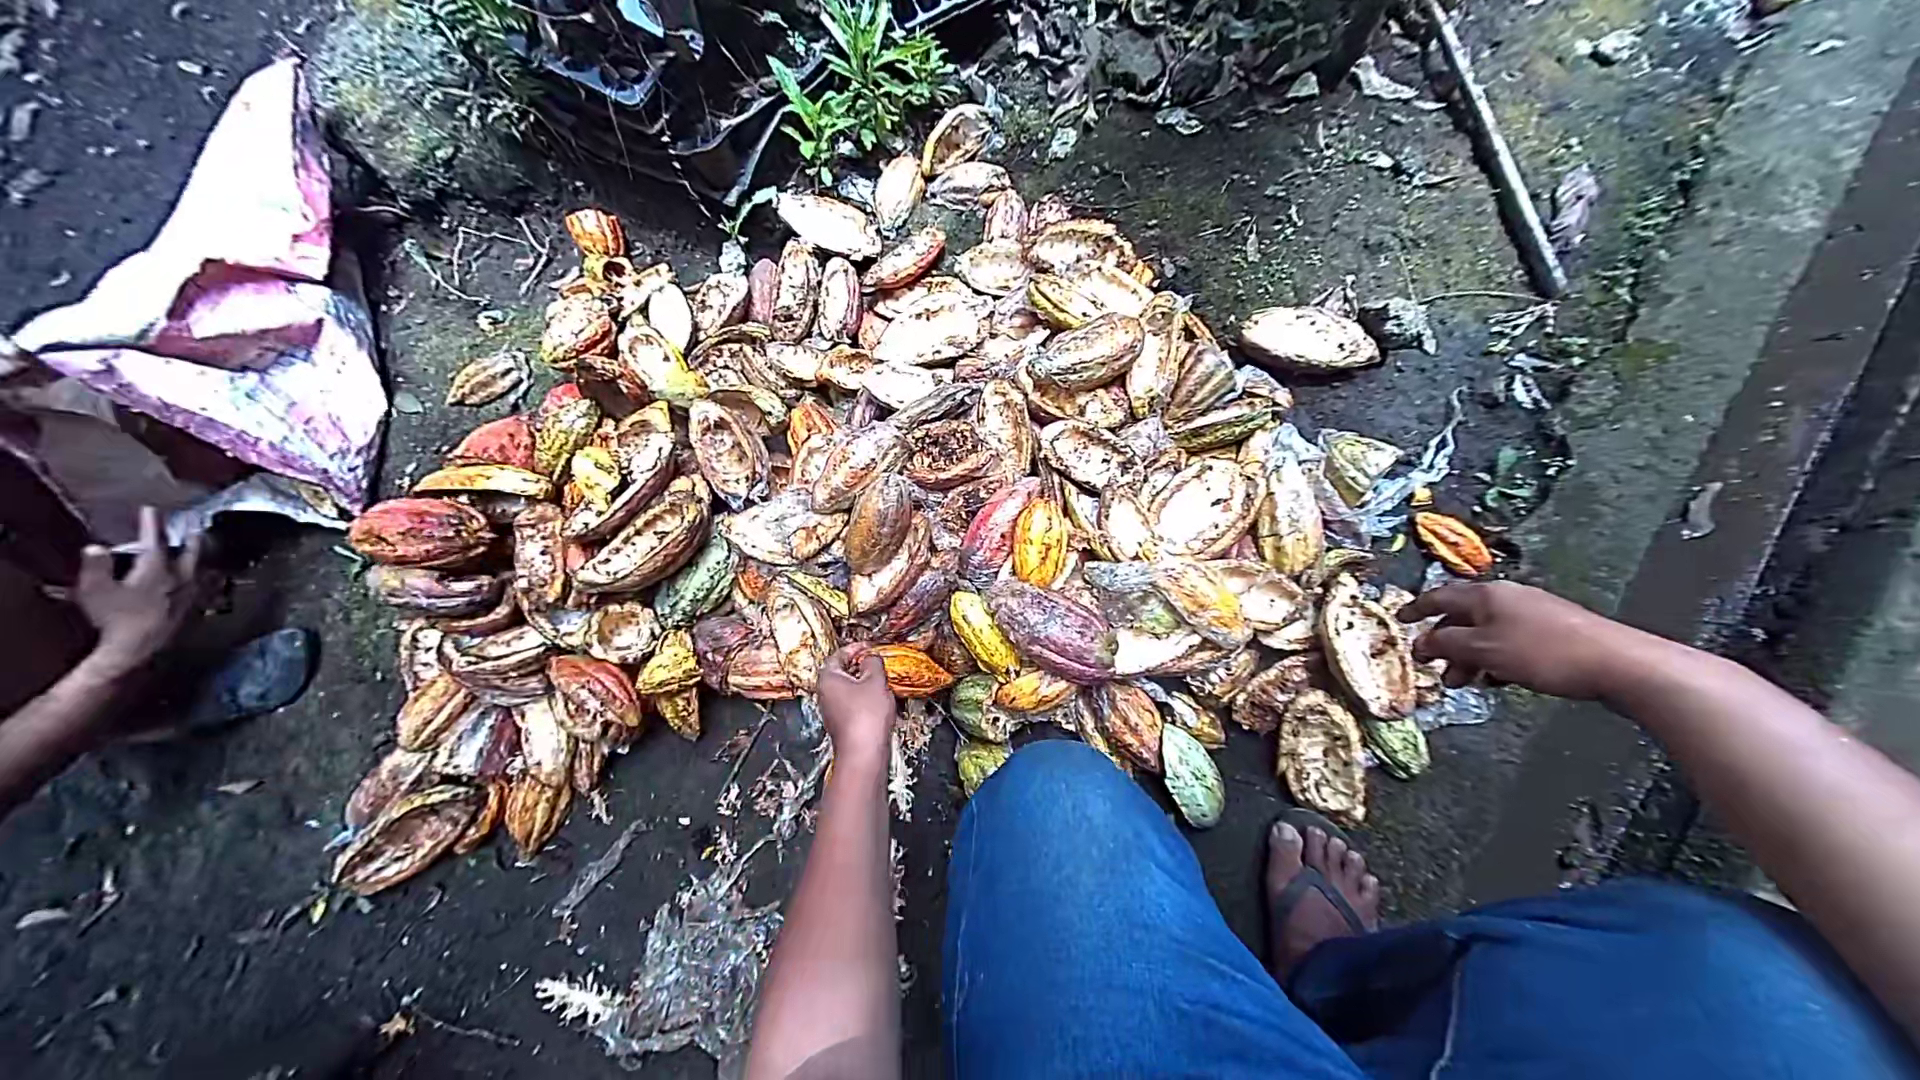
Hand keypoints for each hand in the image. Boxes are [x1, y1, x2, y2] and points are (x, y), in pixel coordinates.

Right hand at [74, 506, 201, 674]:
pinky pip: (198, 580)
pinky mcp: (190, 603)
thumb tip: (95, 546)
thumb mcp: (95, 590)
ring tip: (200, 541)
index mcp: (156, 571)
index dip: (151, 525)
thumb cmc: (114, 616)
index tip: (151, 510)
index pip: (154, 542)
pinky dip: (198, 570)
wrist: (138, 643)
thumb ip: (95, 567)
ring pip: (197, 565)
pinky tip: (200, 572)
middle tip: (193, 523)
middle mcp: (180, 578)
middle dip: (189, 536)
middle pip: (189, 552)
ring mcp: (188, 591)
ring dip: (197, 551)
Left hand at [817, 645, 895, 767]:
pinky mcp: (842, 723)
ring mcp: (832, 710)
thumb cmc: (866, 717)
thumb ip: (873, 662)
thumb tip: (871, 658)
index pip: (839, 655)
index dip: (856, 648)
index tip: (869, 647)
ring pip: (848, 689)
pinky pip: (852, 704)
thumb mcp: (876, 680)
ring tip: (881, 681)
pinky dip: (865, 698)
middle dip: (860, 665)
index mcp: (828, 678)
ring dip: (864, 683)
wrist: (864, 753)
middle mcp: (825, 694)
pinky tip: (879, 702)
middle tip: (877, 662)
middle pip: (842, 672)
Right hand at [1398, 581, 1657, 699]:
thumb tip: (1420, 642)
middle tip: (1436, 667)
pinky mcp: (1556, 631)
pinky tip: (1500, 678)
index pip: (1438, 597)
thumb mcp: (1481, 650)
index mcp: (1485, 595)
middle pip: (1463, 618)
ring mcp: (1534, 612)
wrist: (1622, 665)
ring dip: (1470, 656)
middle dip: (1445, 643)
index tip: (1400, 619)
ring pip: (1487, 632)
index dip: (1416, 609)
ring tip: (1467, 682)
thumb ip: (1444, 644)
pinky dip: (1496, 657)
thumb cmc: (1543, 653)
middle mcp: (1507, 597)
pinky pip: (1510, 641)